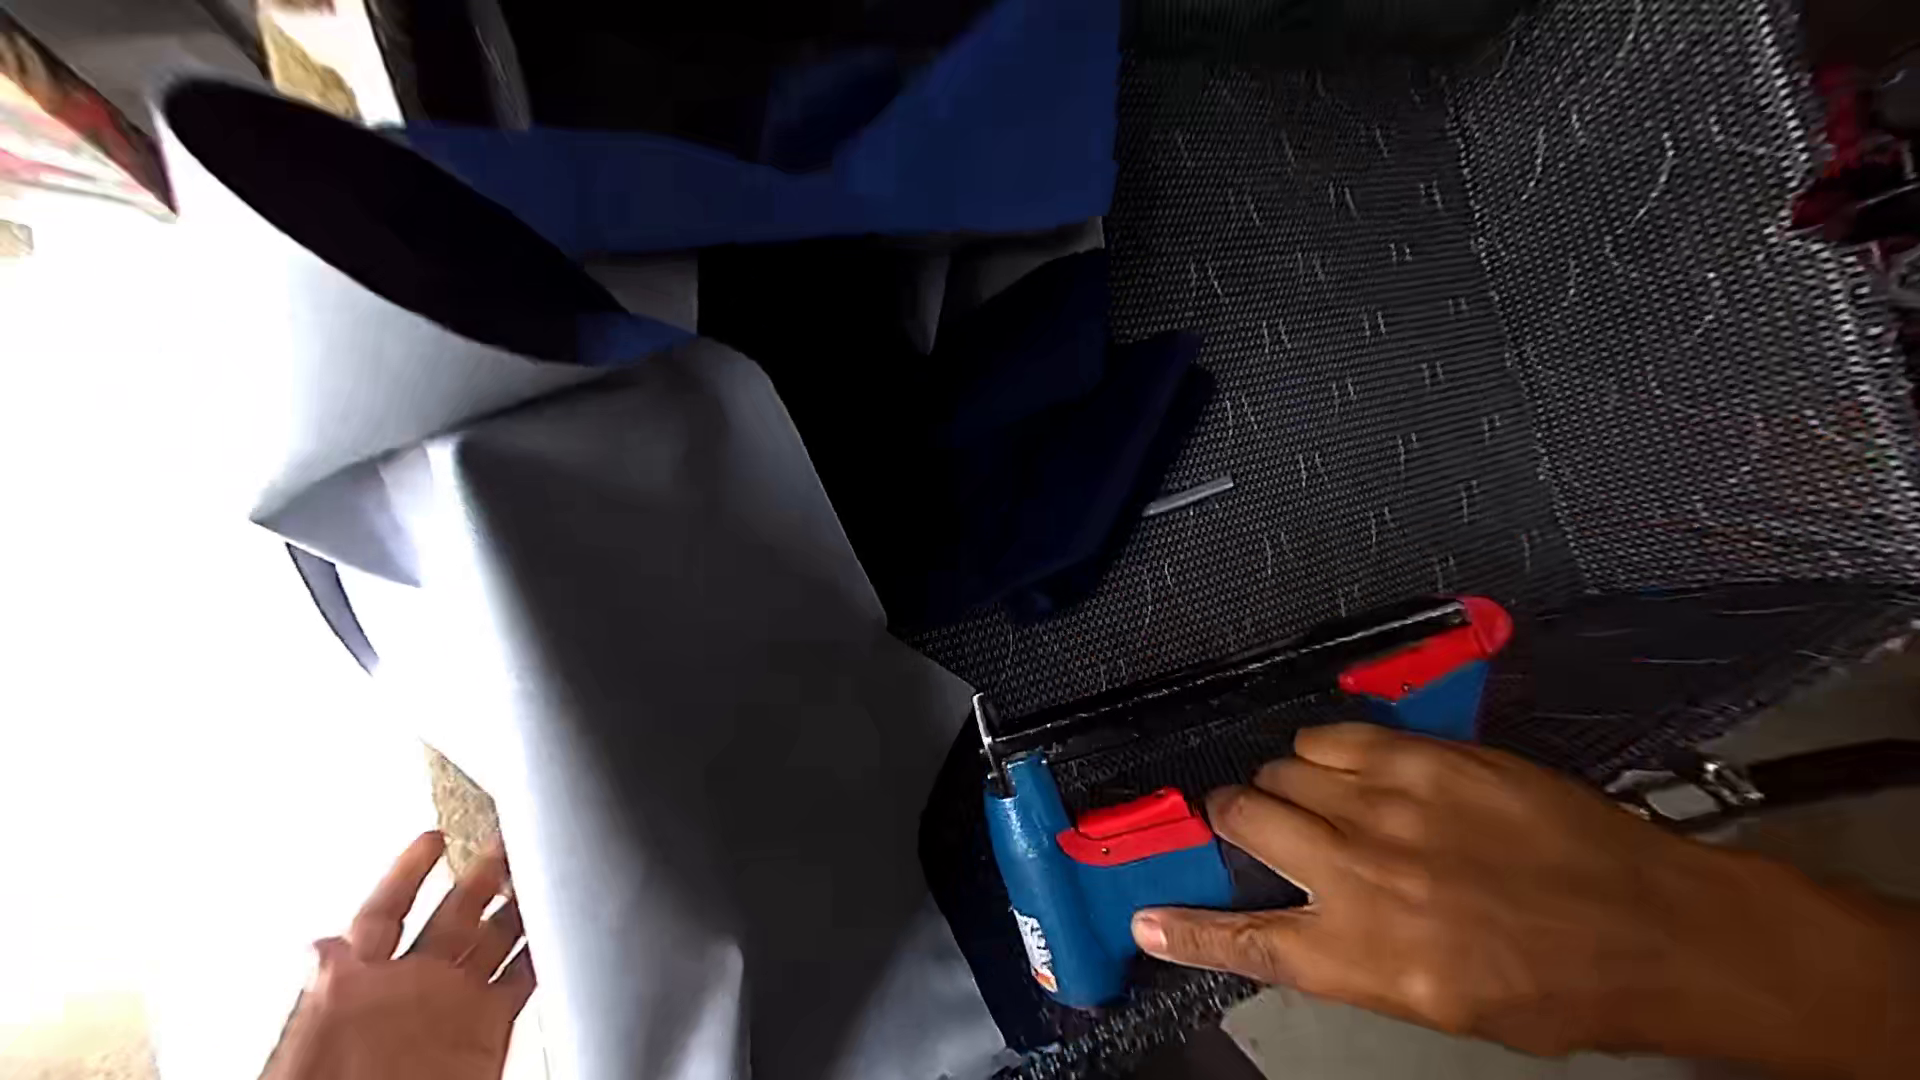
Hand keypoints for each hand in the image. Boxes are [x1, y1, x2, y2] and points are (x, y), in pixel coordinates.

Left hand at [263, 831, 535, 1079]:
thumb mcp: (311, 1054)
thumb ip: (323, 996)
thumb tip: (322, 945)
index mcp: (363, 988)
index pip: (387, 912)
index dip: (409, 871)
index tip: (434, 837)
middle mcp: (414, 986)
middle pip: (458, 909)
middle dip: (487, 869)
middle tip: (515, 836)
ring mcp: (455, 1003)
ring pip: (498, 931)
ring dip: (524, 899)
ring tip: (550, 868)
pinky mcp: (490, 1024)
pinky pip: (526, 972)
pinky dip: (548, 945)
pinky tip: (562, 925)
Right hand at [1132, 724, 1913, 1072]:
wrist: (1660, 926)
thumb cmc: (1546, 984)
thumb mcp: (1434, 999)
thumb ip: (1342, 952)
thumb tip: (1275, 918)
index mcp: (1370, 956)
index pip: (1250, 940)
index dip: (1189, 930)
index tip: (1144, 918)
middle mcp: (1364, 874)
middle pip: (1244, 815)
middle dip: (1233, 814)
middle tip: (1255, 821)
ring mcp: (1388, 805)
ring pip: (1280, 770)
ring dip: (1287, 788)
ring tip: (1324, 801)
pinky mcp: (1416, 756)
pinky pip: (1323, 740)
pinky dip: (1322, 757)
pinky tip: (1353, 774)